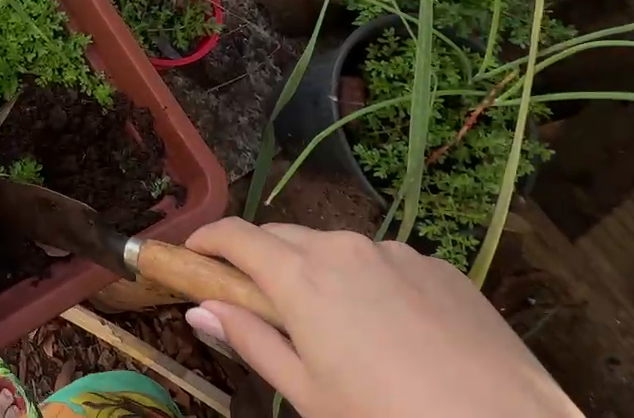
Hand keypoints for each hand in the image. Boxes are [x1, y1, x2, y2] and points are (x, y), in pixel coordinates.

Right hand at [182, 220, 578, 417]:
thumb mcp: (310, 396)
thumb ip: (250, 341)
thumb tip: (200, 309)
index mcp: (300, 276)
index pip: (234, 235)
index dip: (205, 240)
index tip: (192, 255)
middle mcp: (341, 246)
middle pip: (281, 237)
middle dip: (260, 259)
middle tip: (258, 303)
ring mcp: (396, 252)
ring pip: (335, 249)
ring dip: (318, 272)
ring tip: (338, 328)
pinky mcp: (441, 268)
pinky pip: (386, 263)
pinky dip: (371, 283)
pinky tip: (397, 334)